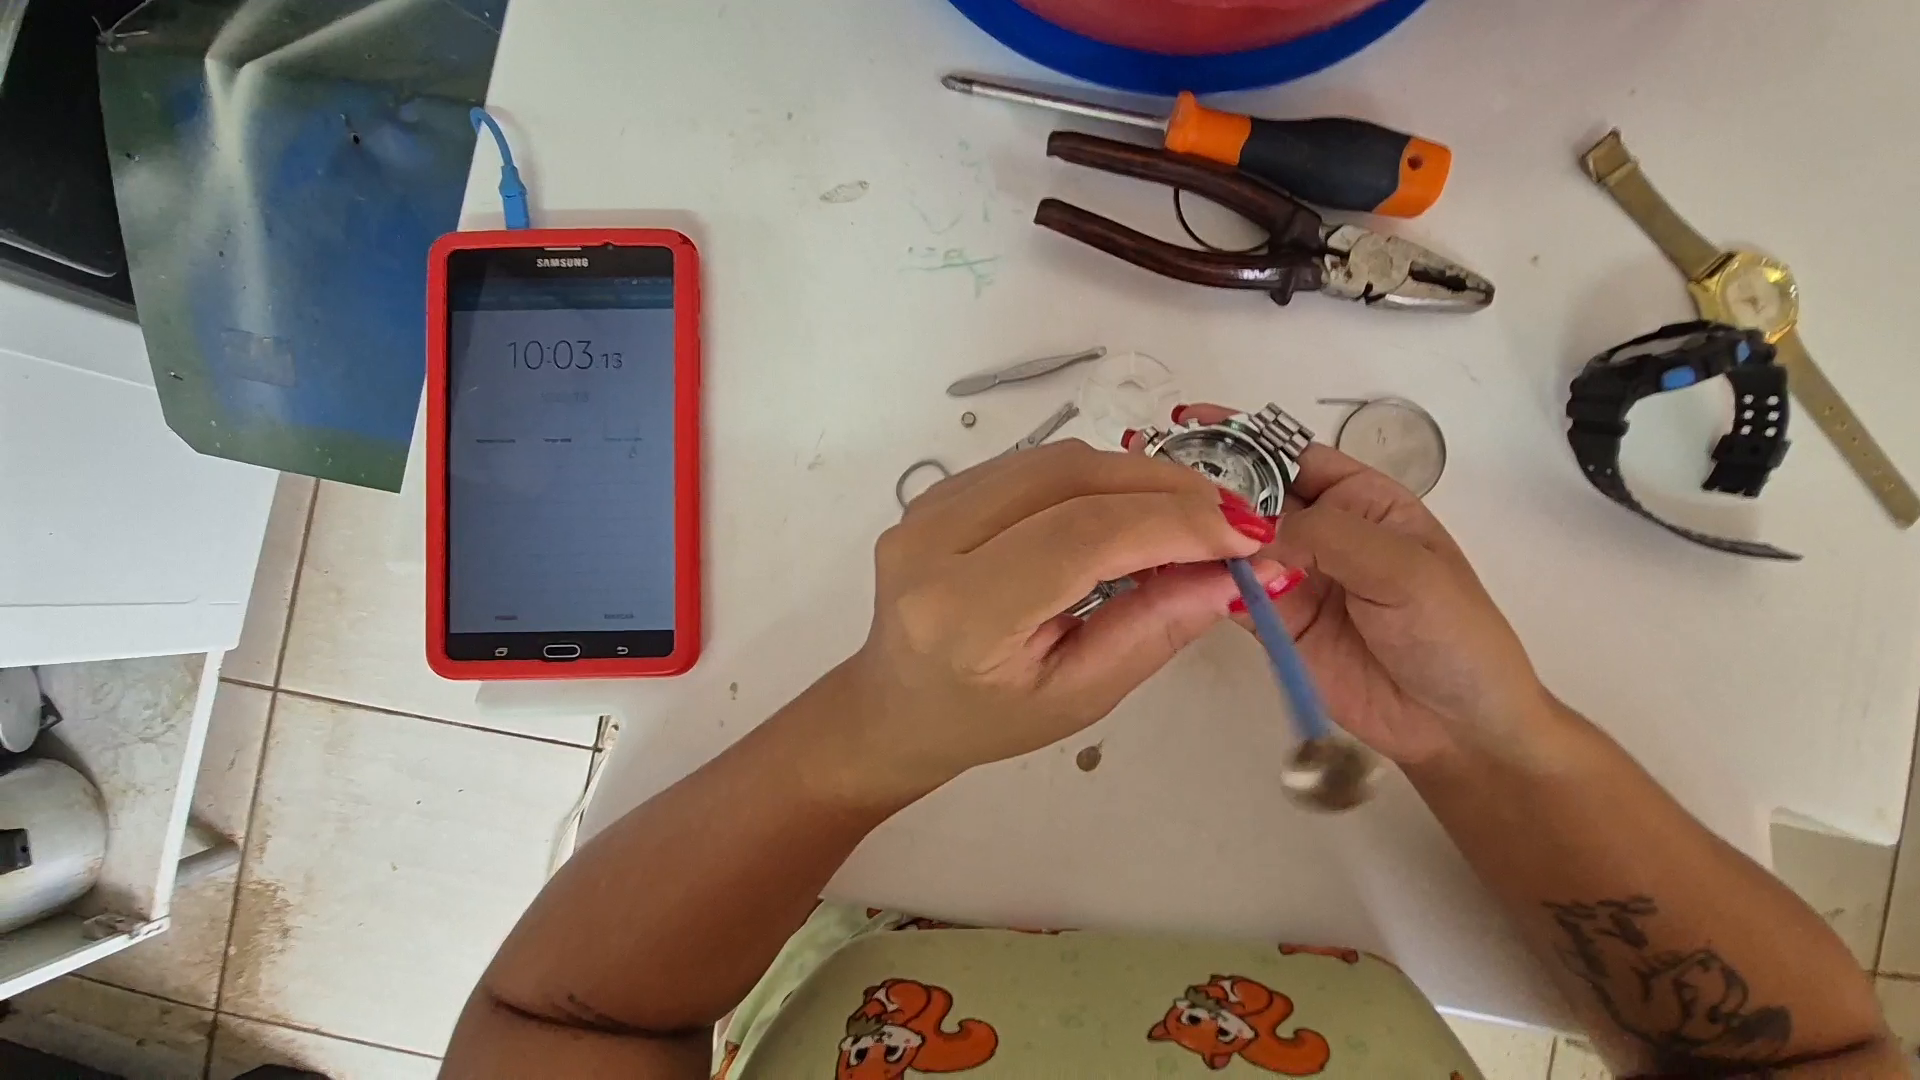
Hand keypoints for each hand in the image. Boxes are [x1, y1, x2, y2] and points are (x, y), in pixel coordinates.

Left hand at [828, 439, 1288, 802]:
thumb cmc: (985, 720)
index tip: (1247, 534)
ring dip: (1133, 477)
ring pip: (1054, 459)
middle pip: (1067, 477)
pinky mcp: (934, 494)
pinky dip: (1094, 478)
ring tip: (1188, 516)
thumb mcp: (1078, 696)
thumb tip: (1237, 572)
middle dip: (1164, 488)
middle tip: (1230, 518)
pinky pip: (1032, 464)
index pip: (1079, 537)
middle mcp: (930, 543)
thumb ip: (1154, 628)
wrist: (896, 706)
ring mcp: (924, 508)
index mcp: (961, 612)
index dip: (1172, 524)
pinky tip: (1127, 511)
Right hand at [1128, 406, 1545, 764]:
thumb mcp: (1403, 569)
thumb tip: (1246, 529)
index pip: (1289, 454)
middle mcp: (1317, 529)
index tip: (1189, 423)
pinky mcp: (1269, 619)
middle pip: (1250, 494)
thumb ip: (1326, 538)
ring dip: (1193, 531)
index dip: (1242, 437)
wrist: (1453, 724)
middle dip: (1205, 481)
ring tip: (1146, 518)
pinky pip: (1224, 591)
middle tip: (1150, 473)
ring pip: (1230, 542)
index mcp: (1358, 499)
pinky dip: (1195, 581)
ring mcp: (1288, 575)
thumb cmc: (1451, 631)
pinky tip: (1163, 568)